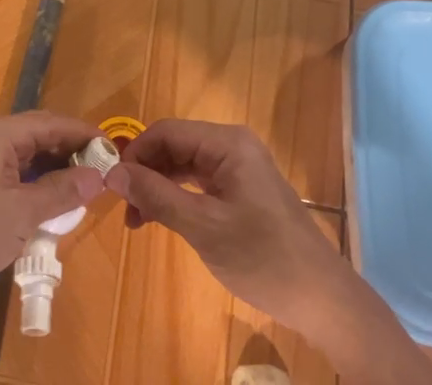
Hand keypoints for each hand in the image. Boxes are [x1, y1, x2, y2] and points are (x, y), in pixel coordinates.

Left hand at [0, 111, 105, 314]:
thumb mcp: (23, 214)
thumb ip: (63, 192)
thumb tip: (99, 176)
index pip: (53, 123)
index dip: (85, 136)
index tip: (116, 154)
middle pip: (40, 138)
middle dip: (72, 157)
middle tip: (105, 180)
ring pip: (27, 162)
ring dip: (54, 177)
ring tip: (84, 198)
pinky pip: (12, 181)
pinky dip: (34, 192)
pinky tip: (52, 214)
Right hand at [105, 119, 346, 335]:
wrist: (320, 298)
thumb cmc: (262, 257)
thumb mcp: (203, 227)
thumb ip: (157, 195)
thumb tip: (113, 172)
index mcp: (228, 144)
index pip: (167, 132)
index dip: (135, 154)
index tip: (111, 185)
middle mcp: (233, 146)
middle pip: (174, 146)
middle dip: (145, 173)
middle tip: (123, 210)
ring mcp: (240, 169)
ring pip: (184, 165)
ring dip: (158, 188)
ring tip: (137, 221)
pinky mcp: (242, 191)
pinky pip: (199, 182)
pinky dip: (176, 198)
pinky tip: (161, 220)